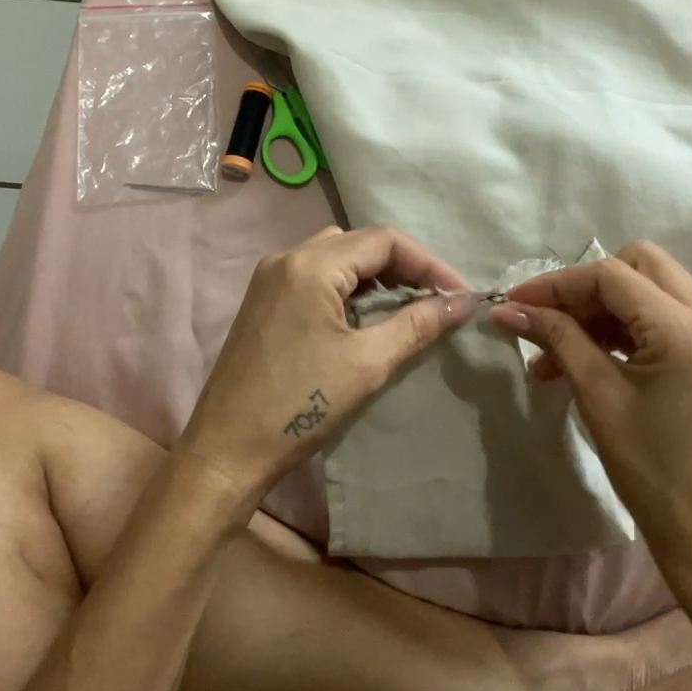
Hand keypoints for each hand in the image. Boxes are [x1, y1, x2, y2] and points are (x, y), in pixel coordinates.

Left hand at [178, 227, 477, 502]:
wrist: (227, 450)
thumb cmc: (300, 406)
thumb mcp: (368, 363)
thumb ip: (418, 324)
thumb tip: (464, 301)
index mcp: (310, 266)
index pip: (384, 240)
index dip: (428, 263)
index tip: (458, 295)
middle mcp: (286, 258)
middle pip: (359, 243)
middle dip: (403, 267)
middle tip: (435, 301)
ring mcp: (269, 279)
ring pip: (336, 257)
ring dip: (375, 278)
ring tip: (405, 310)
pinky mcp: (263, 302)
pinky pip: (314, 277)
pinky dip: (347, 289)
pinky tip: (364, 320)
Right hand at [488, 241, 691, 564]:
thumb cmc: (654, 473)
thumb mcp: (599, 397)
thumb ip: (557, 339)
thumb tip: (508, 309)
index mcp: (687, 328)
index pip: (611, 276)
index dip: (556, 284)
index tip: (514, 302)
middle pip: (639, 264)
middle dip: (586, 287)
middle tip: (547, 321)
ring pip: (654, 287)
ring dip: (605, 308)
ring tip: (560, 352)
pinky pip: (670, 315)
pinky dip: (629, 326)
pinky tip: (594, 357)